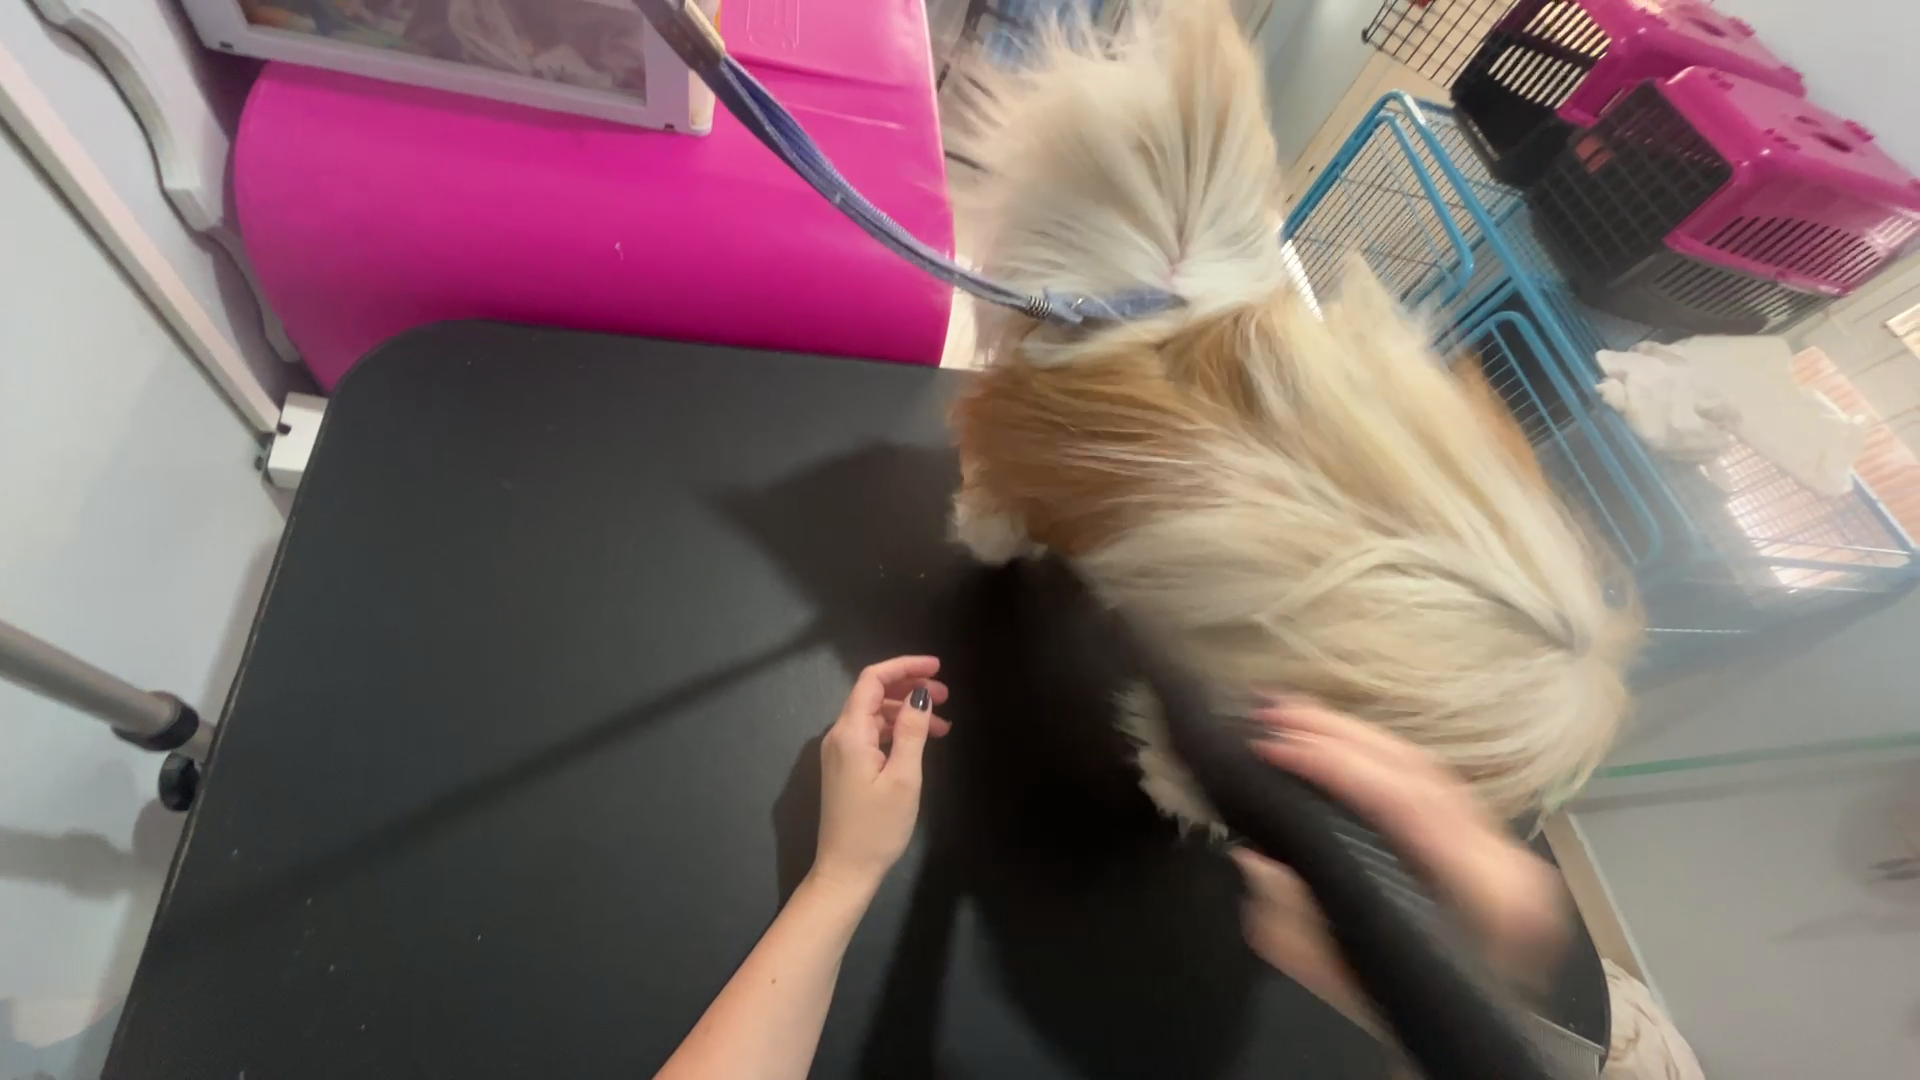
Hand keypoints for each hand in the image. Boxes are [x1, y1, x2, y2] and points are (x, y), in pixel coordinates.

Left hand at [810, 656, 950, 895]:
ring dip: (906, 711)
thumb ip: (911, 731)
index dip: (904, 666)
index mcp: (850, 733)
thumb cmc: (877, 827)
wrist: (845, 872)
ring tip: (943, 723)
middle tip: (946, 695)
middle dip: (909, 687)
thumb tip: (920, 694)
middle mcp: (839, 735)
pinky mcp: (845, 767)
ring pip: (874, 714)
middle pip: (873, 693)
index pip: (872, 679)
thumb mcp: (903, 777)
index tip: (937, 668)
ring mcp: (840, 752)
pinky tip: (921, 741)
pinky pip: (872, 734)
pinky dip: (897, 730)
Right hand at [1232, 702, 1567, 1030]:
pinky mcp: (1480, 834)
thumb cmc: (1401, 1005)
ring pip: (1417, 761)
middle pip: (1411, 767)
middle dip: (1331, 731)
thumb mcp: (1338, 976)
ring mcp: (1496, 842)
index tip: (1273, 747)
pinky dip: (1368, 746)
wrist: (1463, 1033)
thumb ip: (1291, 924)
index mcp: (1480, 895)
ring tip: (1286, 711)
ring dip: (1345, 729)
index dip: (1333, 763)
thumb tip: (1251, 857)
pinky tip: (1325, 733)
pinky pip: (1421, 772)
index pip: (1403, 803)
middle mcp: (1499, 859)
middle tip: (1270, 712)